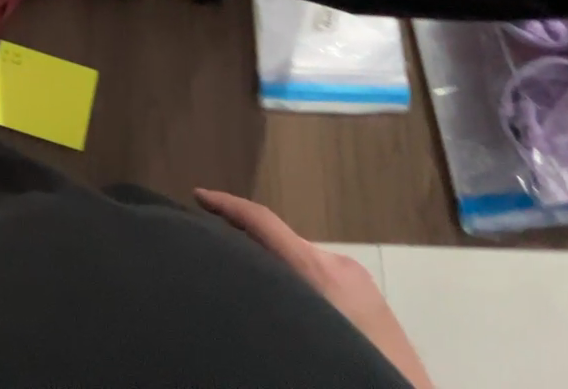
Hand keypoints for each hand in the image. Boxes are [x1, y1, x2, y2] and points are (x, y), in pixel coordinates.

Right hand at [194, 189, 433, 388]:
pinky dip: (295, 284)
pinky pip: (319, 279)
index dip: (228, 204)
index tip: (198, 195)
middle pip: (280, 242)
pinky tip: (287, 313)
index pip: (265, 222)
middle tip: (211, 257)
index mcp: (318, 271)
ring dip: (273, 271)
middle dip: (246, 243)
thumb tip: (241, 289)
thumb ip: (273, 305)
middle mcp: (338, 265)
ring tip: (246, 293)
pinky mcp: (369, 299)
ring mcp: (357, 281)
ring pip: (299, 264)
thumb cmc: (359, 373)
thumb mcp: (301, 342)